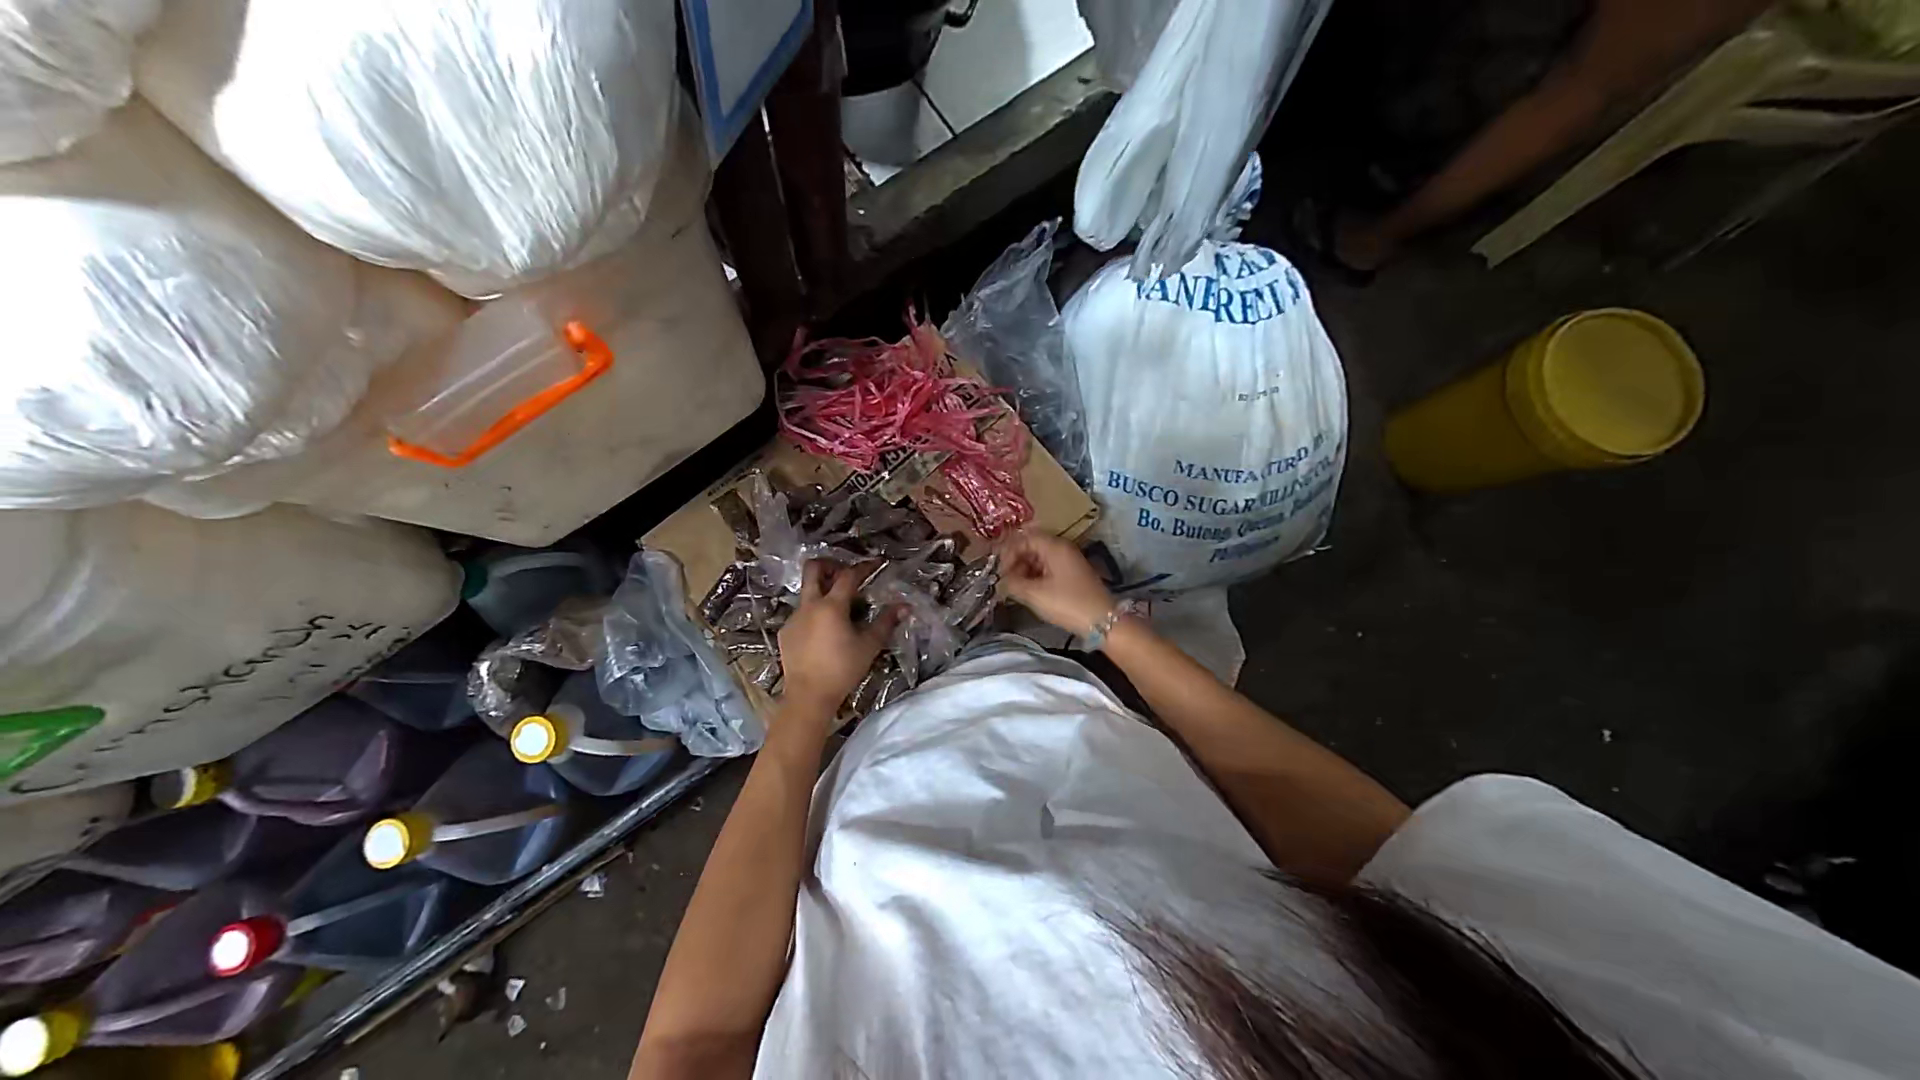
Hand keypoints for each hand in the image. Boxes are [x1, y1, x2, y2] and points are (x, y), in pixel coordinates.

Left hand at [778, 561, 896, 715]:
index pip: (849, 575)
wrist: (808, 696)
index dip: (864, 566)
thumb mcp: (869, 646)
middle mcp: (809, 606)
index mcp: (831, 606)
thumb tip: (905, 606)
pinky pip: (800, 614)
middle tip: (844, 573)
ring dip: (822, 592)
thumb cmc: (842, 670)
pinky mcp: (786, 632)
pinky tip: (824, 633)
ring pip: (806, 593)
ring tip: (839, 610)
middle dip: (829, 564)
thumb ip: (886, 622)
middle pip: (813, 569)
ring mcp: (794, 618)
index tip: (876, 563)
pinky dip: (813, 615)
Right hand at [999, 531, 1114, 636]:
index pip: (1024, 538)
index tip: (999, 570)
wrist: (1102, 621)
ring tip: (1016, 589)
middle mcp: (1063, 548)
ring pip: (1039, 558)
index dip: (1008, 552)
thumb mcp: (1034, 594)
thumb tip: (1001, 579)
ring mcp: (1069, 561)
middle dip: (1016, 562)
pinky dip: (1036, 577)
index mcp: (1054, 546)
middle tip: (1006, 581)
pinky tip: (1030, 591)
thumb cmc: (1067, 604)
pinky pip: (1048, 568)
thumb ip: (1012, 583)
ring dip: (1025, 570)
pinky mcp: (1073, 574)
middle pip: (1032, 546)